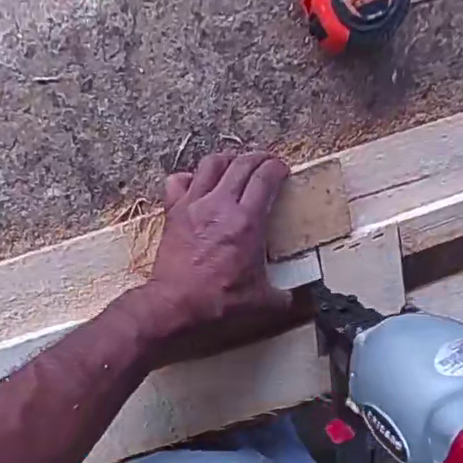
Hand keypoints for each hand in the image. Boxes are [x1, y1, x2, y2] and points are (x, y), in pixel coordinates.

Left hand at [124, 151, 295, 363]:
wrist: (174, 304)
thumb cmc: (214, 301)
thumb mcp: (259, 301)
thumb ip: (281, 297)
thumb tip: (290, 300)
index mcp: (246, 222)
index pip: (265, 177)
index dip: (277, 168)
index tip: (282, 171)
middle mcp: (220, 205)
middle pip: (242, 163)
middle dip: (258, 158)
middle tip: (265, 164)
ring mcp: (193, 206)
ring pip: (211, 164)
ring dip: (227, 160)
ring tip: (234, 165)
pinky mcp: (173, 213)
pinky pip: (178, 181)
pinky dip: (188, 177)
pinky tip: (195, 184)